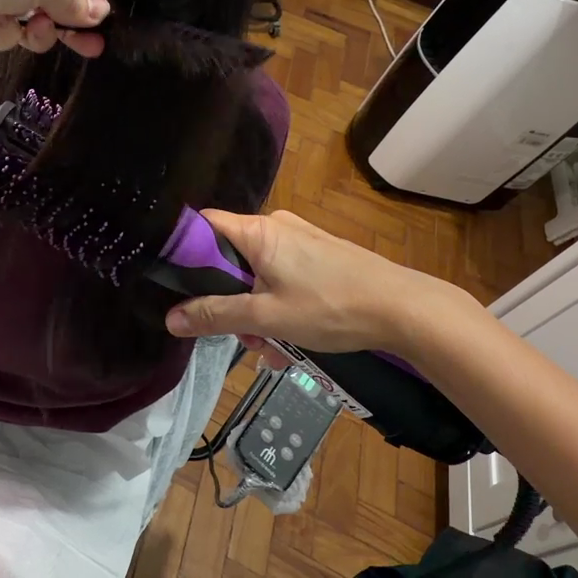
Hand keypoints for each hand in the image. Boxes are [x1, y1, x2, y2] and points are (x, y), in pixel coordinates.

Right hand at [162, 208, 471, 356]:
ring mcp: (301, 240)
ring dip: (259, 314)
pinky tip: (295, 342)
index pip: (202, 226)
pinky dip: (281, 307)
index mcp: (257, 230)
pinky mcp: (320, 256)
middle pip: (230, 258)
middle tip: (246, 338)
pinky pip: (283, 277)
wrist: (407, 310)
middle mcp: (275, 226)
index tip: (182, 289)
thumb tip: (170, 318)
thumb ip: (217, 316)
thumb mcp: (268, 317)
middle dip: (231, 302)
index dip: (186, 253)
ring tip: (277, 351)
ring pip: (258, 275)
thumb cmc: (331, 306)